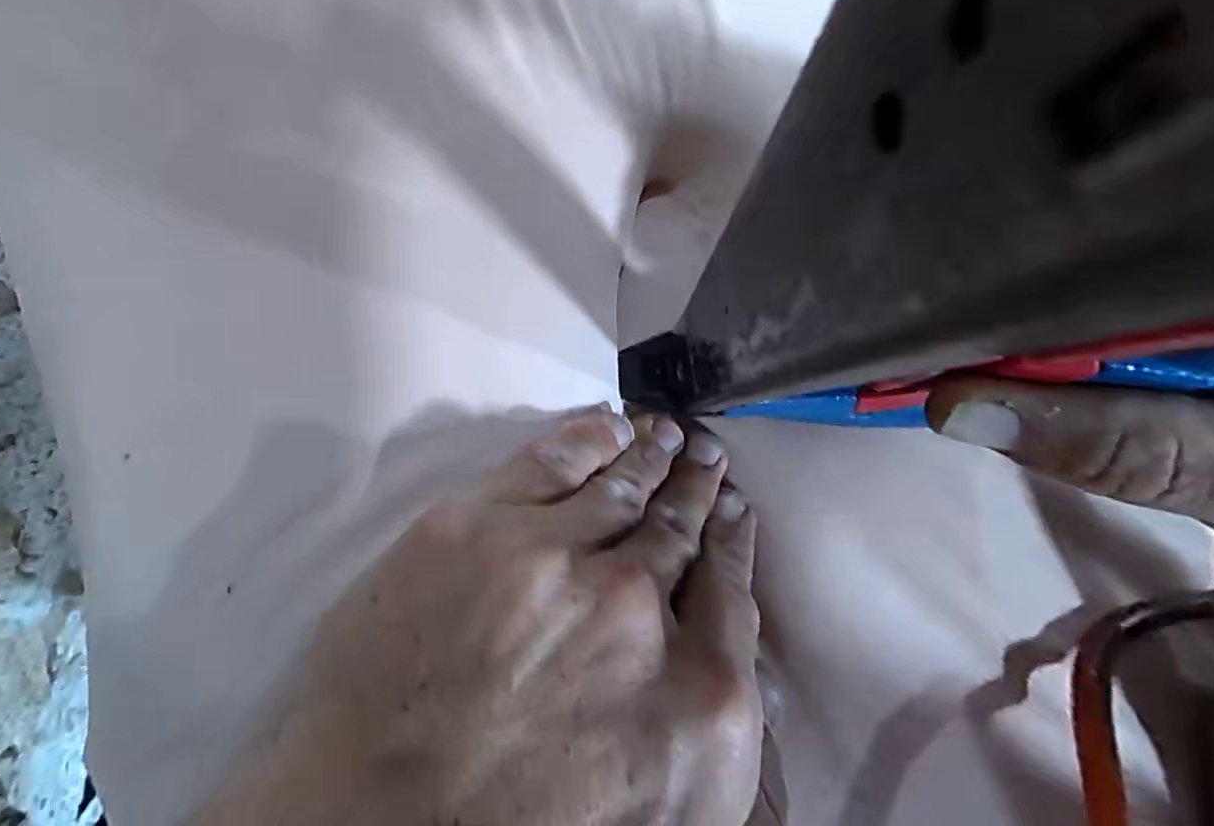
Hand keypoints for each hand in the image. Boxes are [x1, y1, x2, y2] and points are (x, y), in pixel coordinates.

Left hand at [196, 409, 762, 825]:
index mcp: (695, 693)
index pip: (730, 584)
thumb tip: (720, 640)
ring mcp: (551, 558)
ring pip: (620, 486)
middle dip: (697, 485)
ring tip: (665, 432)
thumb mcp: (666, 801)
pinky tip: (609, 425)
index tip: (735, 507)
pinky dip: (588, 437)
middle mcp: (633, 609)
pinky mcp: (478, 526)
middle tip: (706, 453)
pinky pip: (552, 461)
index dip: (734, 538)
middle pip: (676, 527)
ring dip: (650, 454)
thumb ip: (705, 708)